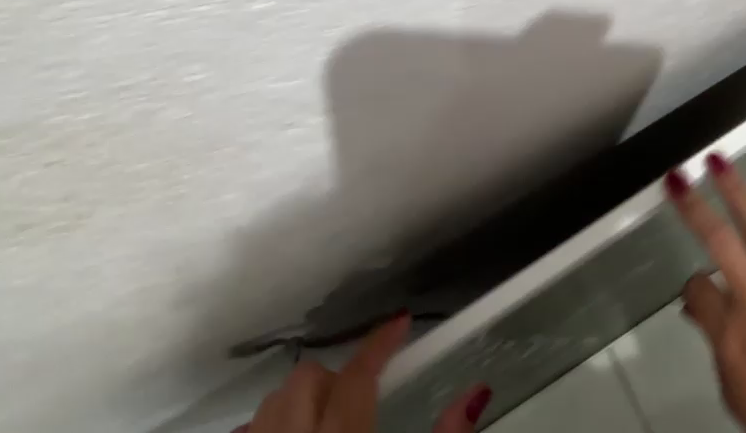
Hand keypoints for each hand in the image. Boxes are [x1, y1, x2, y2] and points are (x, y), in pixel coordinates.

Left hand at [238, 314, 490, 432]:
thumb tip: (476, 392)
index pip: (360, 374)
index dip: (382, 341)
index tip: (400, 323)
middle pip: (307, 379)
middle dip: (336, 375)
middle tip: (363, 389)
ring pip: (271, 403)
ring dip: (299, 399)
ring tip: (326, 418)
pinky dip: (268, 428)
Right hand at [665, 155, 745, 432]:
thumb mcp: (734, 389)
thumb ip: (717, 340)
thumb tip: (701, 305)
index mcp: (731, 333)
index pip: (696, 289)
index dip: (689, 287)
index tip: (694, 292)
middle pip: (720, 242)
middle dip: (694, 207)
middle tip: (677, 176)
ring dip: (737, 190)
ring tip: (718, 160)